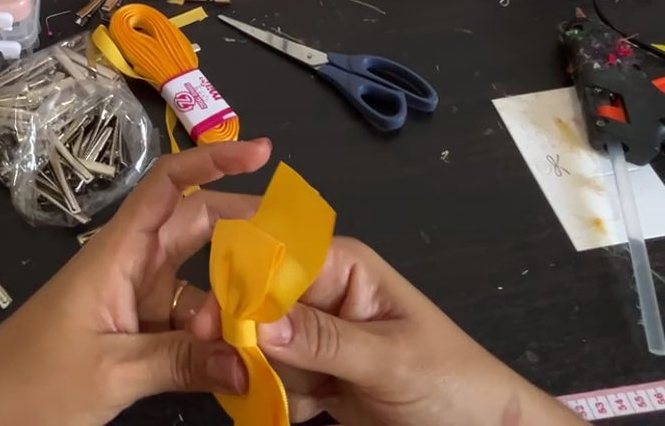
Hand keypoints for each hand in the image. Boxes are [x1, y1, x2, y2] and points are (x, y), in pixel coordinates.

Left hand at [0, 139, 272, 425]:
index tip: (261, 150)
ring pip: (196, 275)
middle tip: (297, 245)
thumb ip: (180, 362)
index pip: (169, 184)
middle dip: (244, 227)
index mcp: (119, 248)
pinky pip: (185, 316)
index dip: (213, 159)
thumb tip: (252, 362)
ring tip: (279, 309)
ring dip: (232, 291)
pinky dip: (213, 330)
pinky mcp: (134, 326)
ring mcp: (134, 294)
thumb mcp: (110, 372)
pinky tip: (241, 354)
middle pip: (194, 224)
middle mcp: (132, 260)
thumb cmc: (34, 378)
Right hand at [190, 237, 579, 424]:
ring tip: (293, 401)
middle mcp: (322, 293)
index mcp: (341, 266)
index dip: (241, 278)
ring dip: (266, 376)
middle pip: (260, 302)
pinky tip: (296, 414)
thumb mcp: (392, 361)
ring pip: (262, 345)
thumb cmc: (453, 384)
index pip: (277, 255)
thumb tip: (259, 324)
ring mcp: (318, 337)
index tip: (210, 314)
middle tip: (238, 371)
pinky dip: (276, 400)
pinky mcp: (318, 376)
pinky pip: (276, 380)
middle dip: (249, 338)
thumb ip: (324, 341)